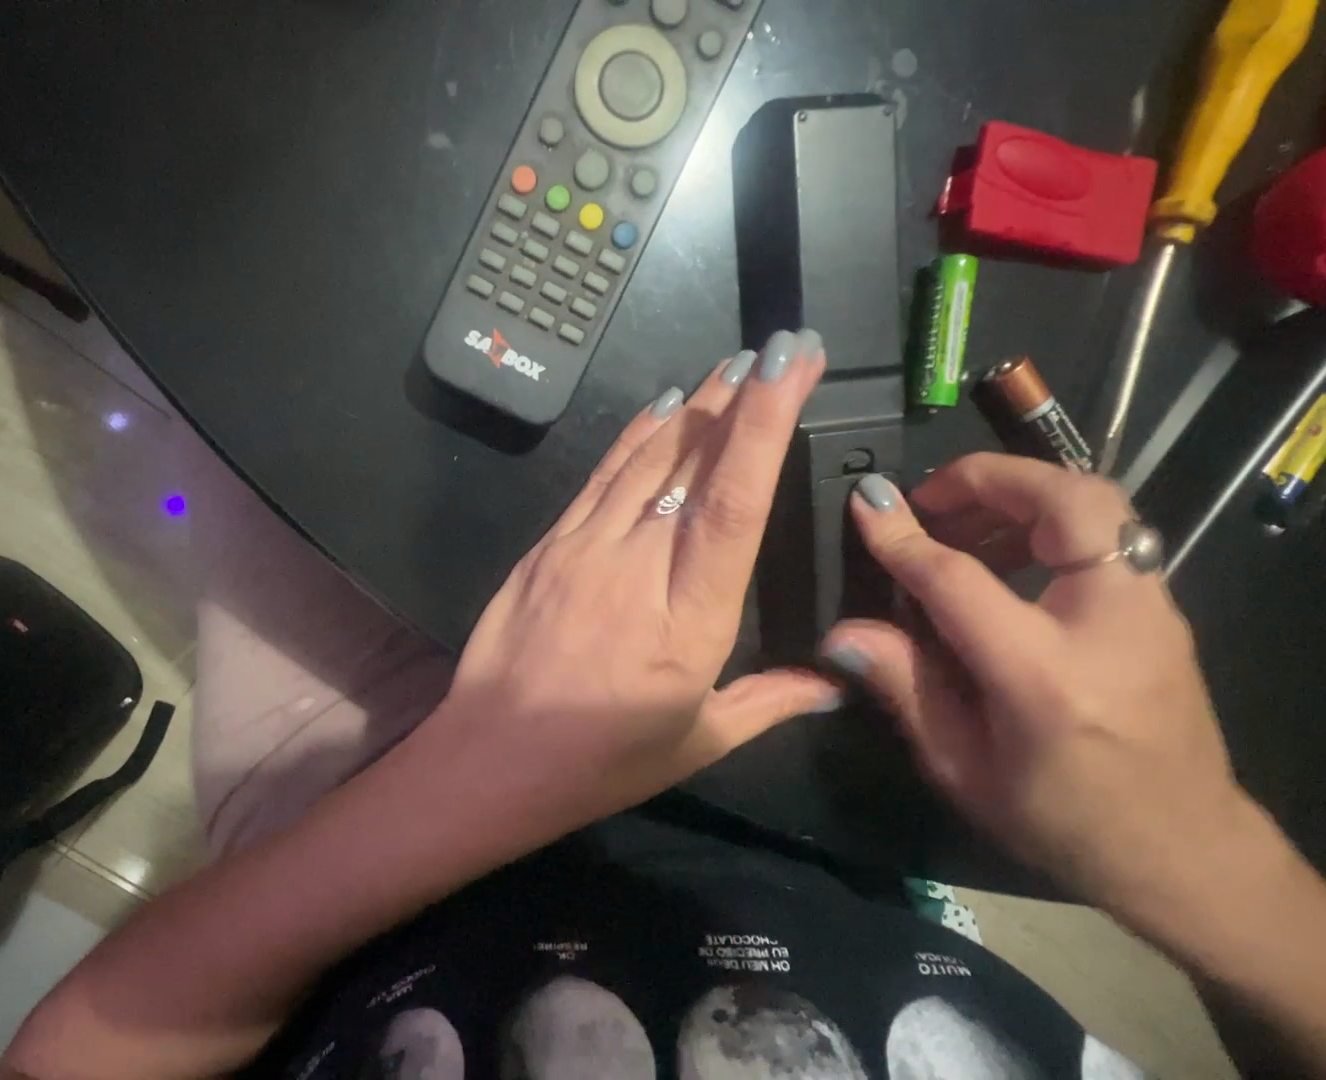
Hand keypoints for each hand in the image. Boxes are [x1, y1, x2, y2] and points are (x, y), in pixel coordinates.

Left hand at [414, 331, 840, 840]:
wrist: (490, 758)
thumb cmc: (601, 762)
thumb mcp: (697, 742)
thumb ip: (770, 703)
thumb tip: (835, 684)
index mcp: (690, 620)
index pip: (734, 502)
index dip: (766, 425)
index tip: (793, 366)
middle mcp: (638, 567)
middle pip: (694, 464)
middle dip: (740, 399)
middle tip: (779, 348)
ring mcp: (585, 548)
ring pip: (648, 459)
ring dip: (694, 407)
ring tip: (731, 365)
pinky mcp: (548, 545)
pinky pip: (600, 477)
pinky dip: (635, 436)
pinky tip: (661, 406)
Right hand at [824, 454, 1274, 930]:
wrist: (1188, 854)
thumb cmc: (1060, 820)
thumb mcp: (961, 768)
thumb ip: (903, 686)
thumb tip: (841, 631)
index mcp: (1045, 678)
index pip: (960, 579)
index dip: (903, 538)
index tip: (866, 502)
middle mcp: (1111, 626)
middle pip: (1066, 502)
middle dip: (989, 478)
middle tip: (931, 498)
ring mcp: (1151, 611)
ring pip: (1098, 503)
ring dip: (1021, 494)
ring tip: (960, 524)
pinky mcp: (1162, 608)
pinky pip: (1107, 532)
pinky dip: (1049, 519)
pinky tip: (1006, 554)